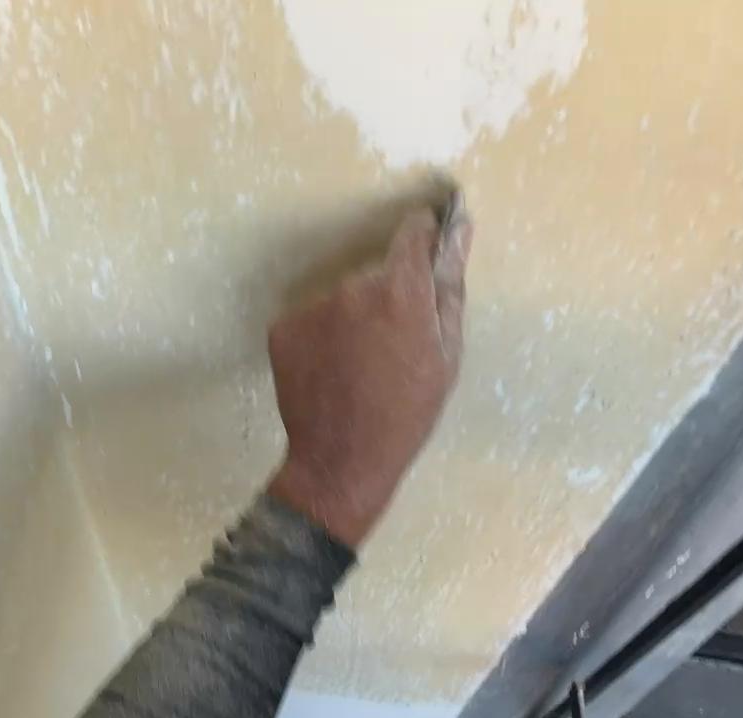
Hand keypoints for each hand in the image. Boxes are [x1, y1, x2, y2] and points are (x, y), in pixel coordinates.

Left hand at [265, 199, 474, 546]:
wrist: (342, 461)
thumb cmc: (407, 416)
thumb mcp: (446, 356)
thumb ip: (449, 289)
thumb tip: (459, 230)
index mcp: (399, 291)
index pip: (412, 234)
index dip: (422, 239)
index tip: (426, 253)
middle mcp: (351, 287)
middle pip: (374, 275)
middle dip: (386, 298)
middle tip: (390, 348)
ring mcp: (311, 308)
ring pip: (340, 300)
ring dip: (351, 320)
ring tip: (358, 368)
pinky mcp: (283, 330)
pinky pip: (311, 322)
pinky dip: (320, 340)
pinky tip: (330, 373)